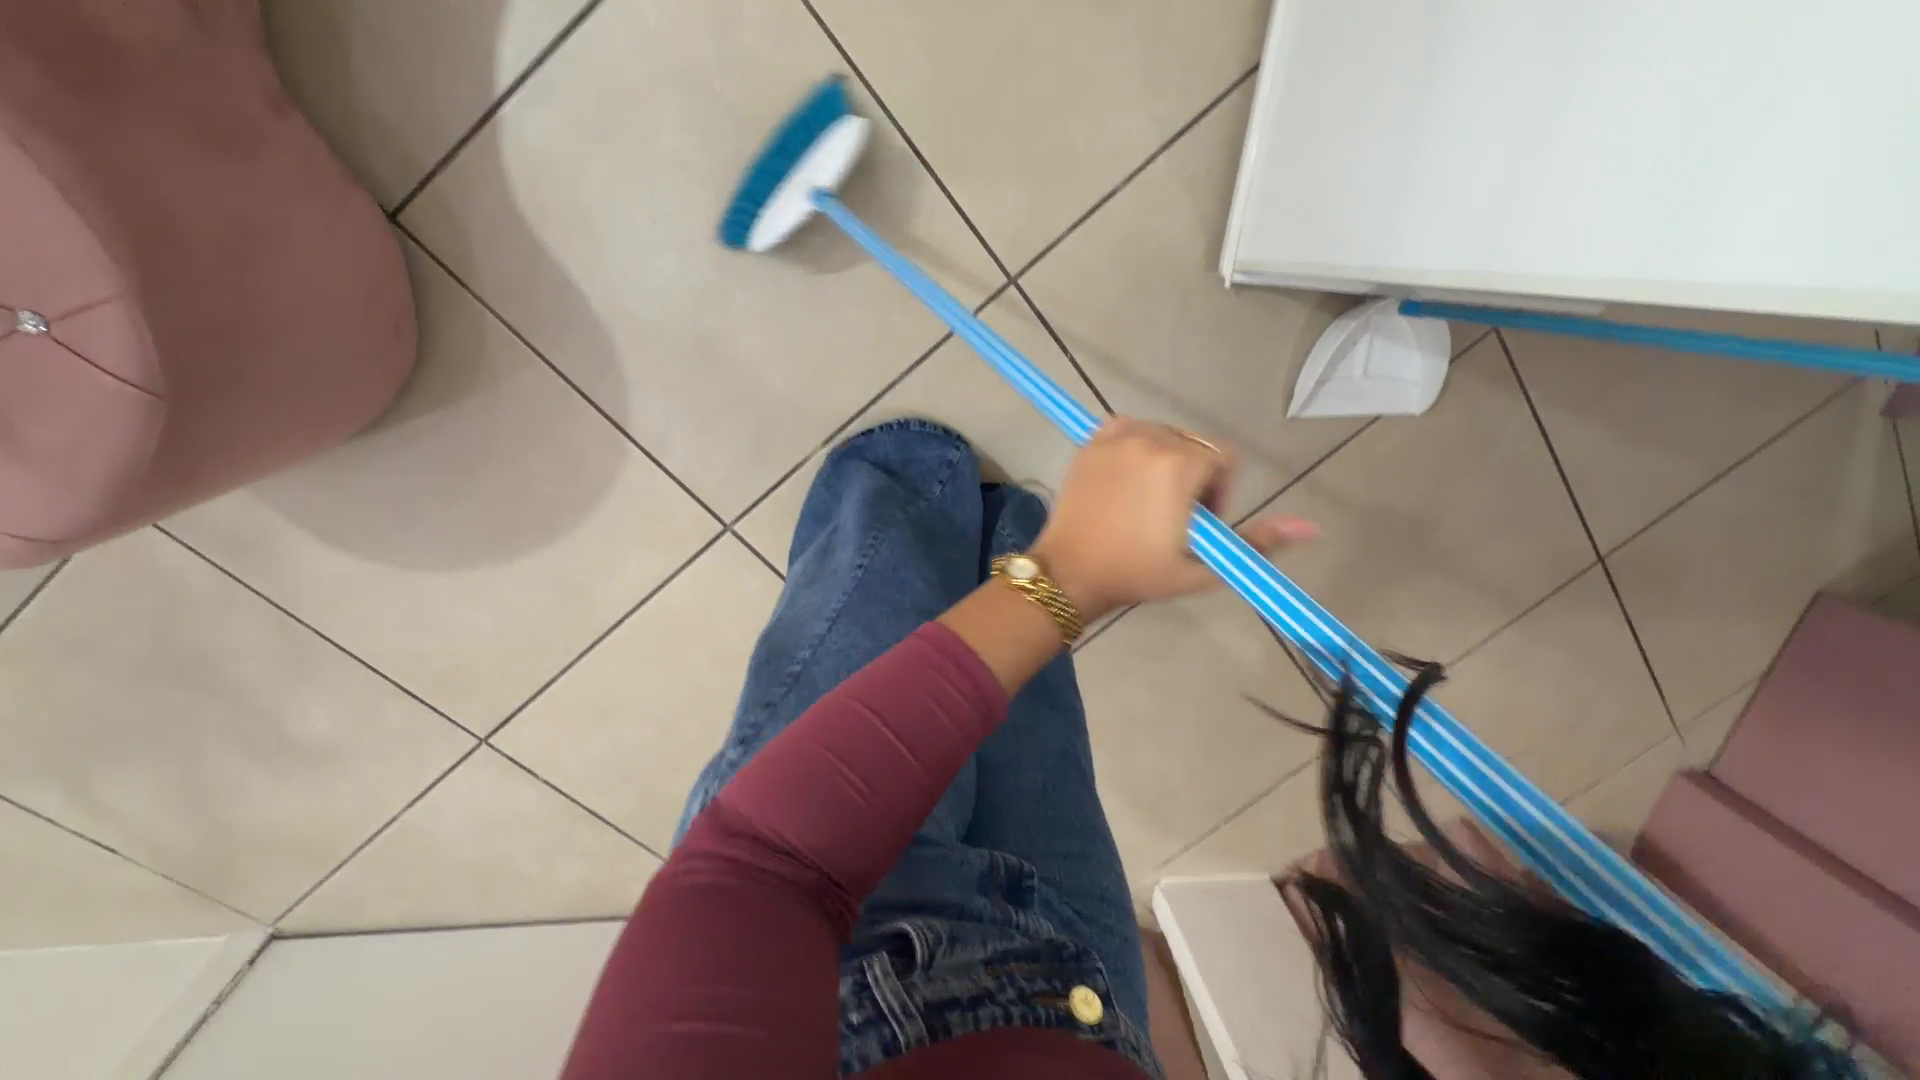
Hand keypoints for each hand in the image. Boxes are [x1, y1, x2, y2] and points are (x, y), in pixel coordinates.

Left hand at [1029, 417, 1319, 621]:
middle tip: (1172, 519)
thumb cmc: (1137, 573)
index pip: (1224, 459)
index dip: (1218, 491)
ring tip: (1147, 503)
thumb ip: (1257, 543)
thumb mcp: (1202, 567)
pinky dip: (1134, 448)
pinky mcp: (1091, 442)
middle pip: (1194, 445)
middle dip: (1193, 478)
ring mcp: (1116, 437)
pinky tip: (1125, 481)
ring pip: (1163, 435)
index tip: (1197, 523)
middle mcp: (1151, 439)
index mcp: (1180, 464)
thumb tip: (1314, 528)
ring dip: (1164, 462)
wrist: (1071, 572)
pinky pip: (1128, 429)